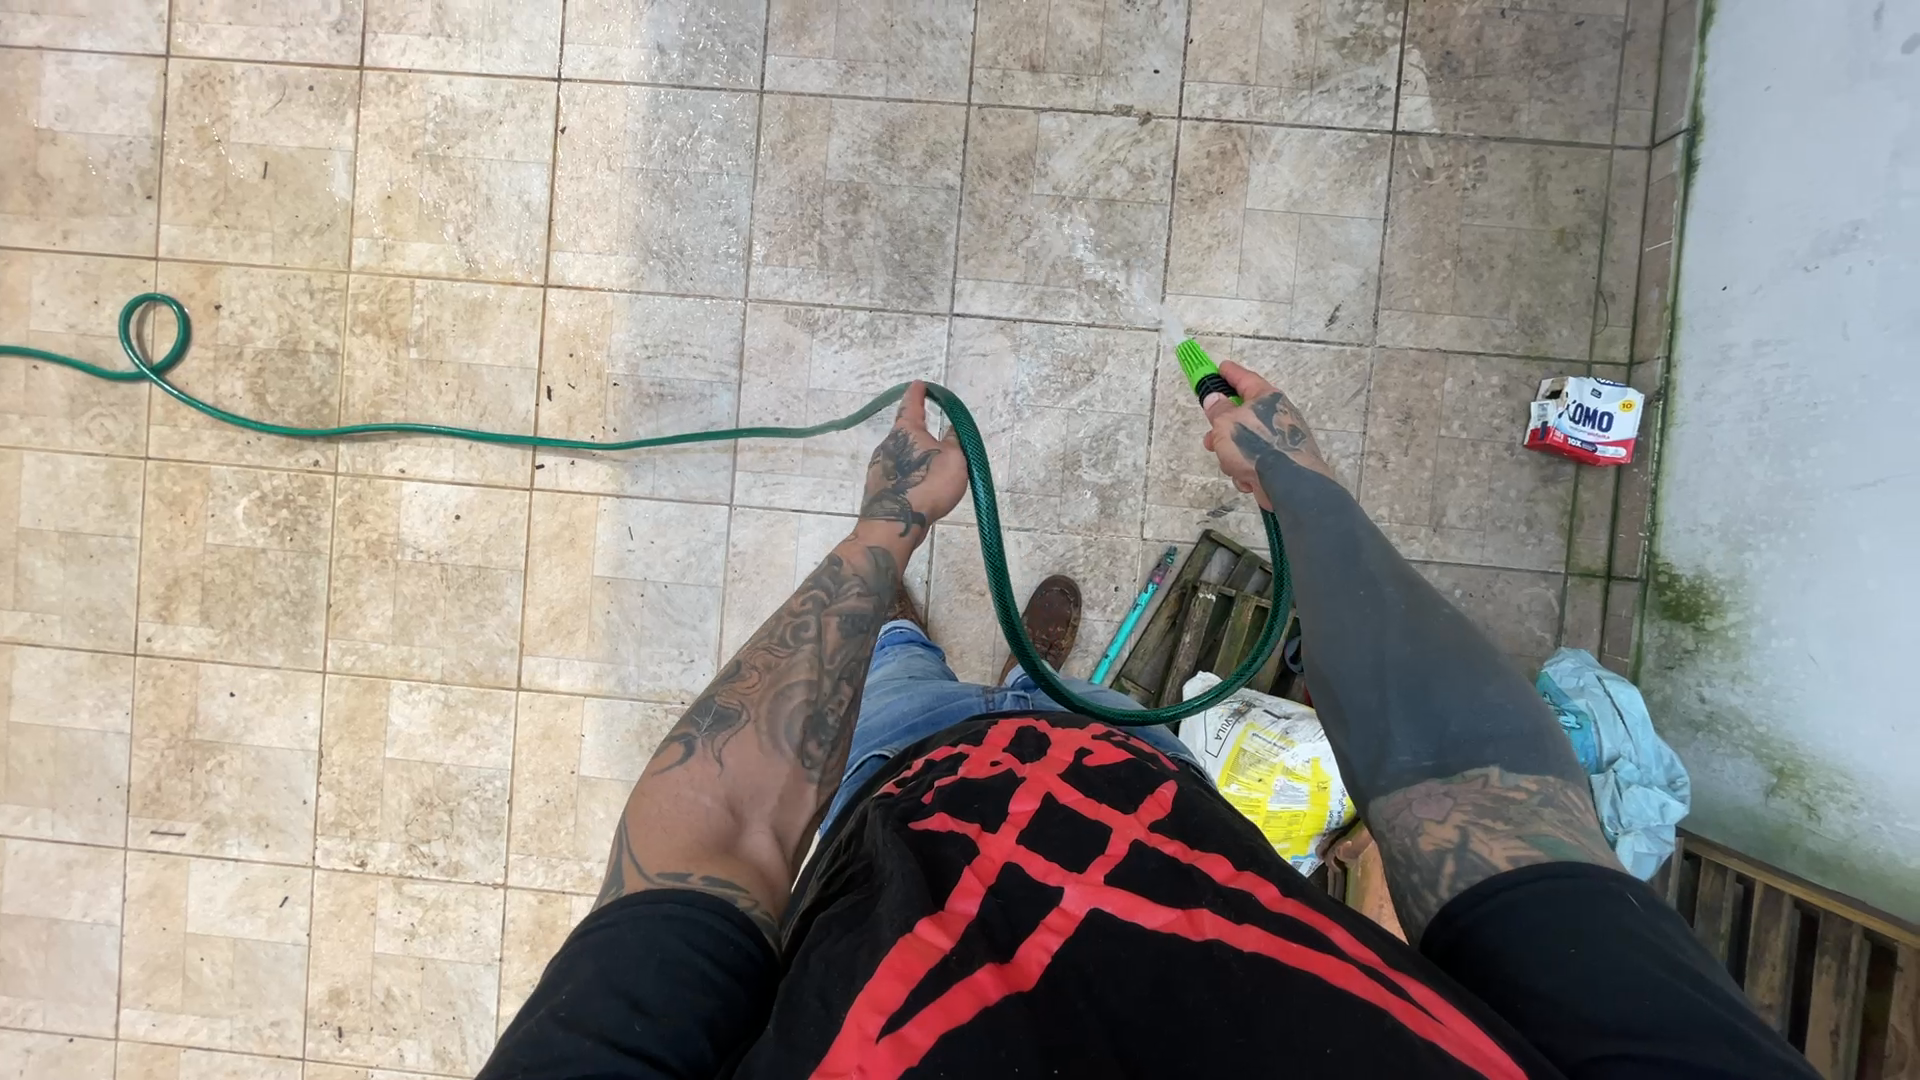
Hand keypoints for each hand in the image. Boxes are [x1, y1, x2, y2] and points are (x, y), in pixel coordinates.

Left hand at [855, 382, 966, 547]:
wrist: (895, 522)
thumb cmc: (927, 484)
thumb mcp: (954, 459)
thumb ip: (955, 441)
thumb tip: (952, 428)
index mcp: (905, 431)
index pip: (911, 404)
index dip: (917, 394)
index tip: (919, 385)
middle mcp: (887, 445)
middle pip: (904, 434)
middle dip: (919, 434)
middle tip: (936, 440)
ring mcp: (878, 468)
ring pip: (900, 457)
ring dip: (914, 460)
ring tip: (932, 473)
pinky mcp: (877, 489)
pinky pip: (896, 477)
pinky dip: (909, 478)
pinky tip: (920, 491)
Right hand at [1200, 360, 1334, 509]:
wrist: (1287, 482)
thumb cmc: (1255, 446)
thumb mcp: (1226, 423)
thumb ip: (1217, 409)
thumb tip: (1214, 398)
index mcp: (1266, 397)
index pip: (1245, 379)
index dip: (1230, 373)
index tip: (1220, 367)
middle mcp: (1277, 414)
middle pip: (1242, 415)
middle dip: (1222, 429)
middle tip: (1209, 437)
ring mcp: (1281, 438)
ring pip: (1246, 441)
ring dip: (1231, 453)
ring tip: (1228, 463)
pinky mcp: (1283, 461)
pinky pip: (1255, 461)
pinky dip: (1246, 468)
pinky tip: (1246, 478)